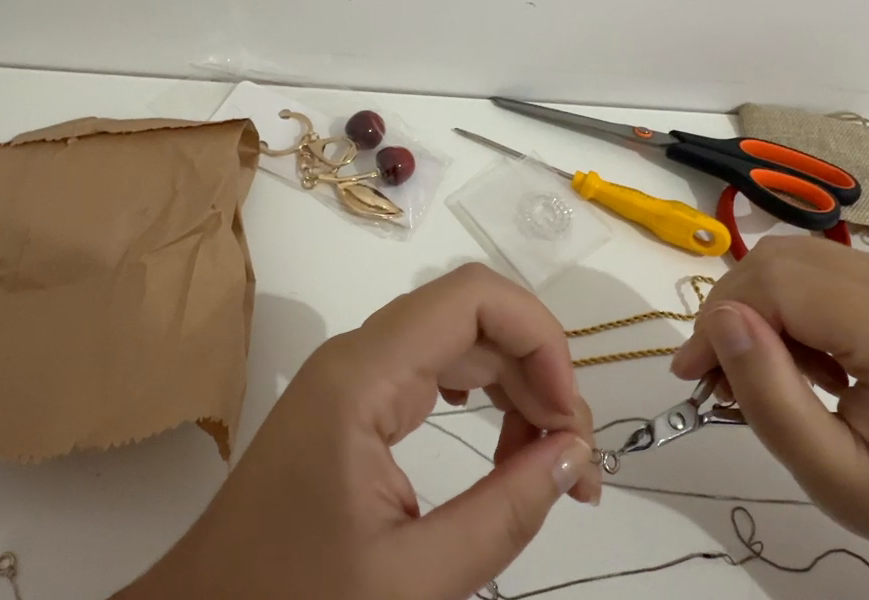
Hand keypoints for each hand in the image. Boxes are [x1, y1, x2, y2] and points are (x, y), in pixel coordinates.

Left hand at [117, 264, 602, 599]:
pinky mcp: (355, 399)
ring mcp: (354, 374)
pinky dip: (483, 398)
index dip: (540, 336)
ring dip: (516, 387)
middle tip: (575, 459)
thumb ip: (505, 513)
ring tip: (551, 461)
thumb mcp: (412, 579)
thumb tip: (575, 452)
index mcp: (363, 376)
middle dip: (537, 370)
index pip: (473, 297)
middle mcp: (359, 354)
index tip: (570, 420)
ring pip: (459, 341)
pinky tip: (503, 442)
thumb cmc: (293, 598)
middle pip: (473, 316)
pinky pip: (435, 371)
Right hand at [670, 235, 868, 598]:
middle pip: (785, 260)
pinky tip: (793, 354)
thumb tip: (720, 318)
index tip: (693, 371)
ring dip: (754, 303)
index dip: (724, 316)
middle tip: (713, 370)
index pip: (786, 287)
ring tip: (754, 366)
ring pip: (794, 255)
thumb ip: (770, 395)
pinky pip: (815, 266)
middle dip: (732, 307)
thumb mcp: (829, 473)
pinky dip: (782, 302)